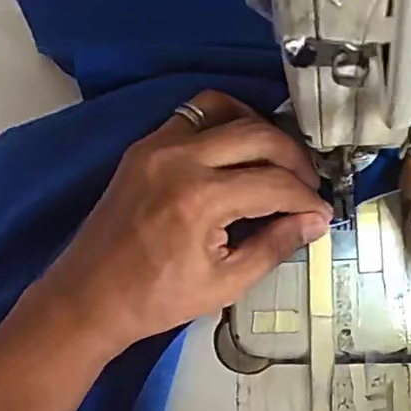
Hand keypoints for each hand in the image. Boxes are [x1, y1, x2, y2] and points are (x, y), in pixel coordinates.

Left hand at [30, 90, 331, 352]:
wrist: (90, 297)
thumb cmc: (153, 300)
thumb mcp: (225, 283)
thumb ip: (273, 246)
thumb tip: (312, 223)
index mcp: (200, 199)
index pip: (273, 183)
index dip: (306, 198)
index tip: (320, 212)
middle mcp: (178, 159)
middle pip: (258, 135)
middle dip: (294, 160)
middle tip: (307, 187)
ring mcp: (156, 147)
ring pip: (225, 110)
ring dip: (259, 130)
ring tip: (276, 162)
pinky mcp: (143, 148)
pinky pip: (192, 115)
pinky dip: (222, 124)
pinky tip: (235, 153)